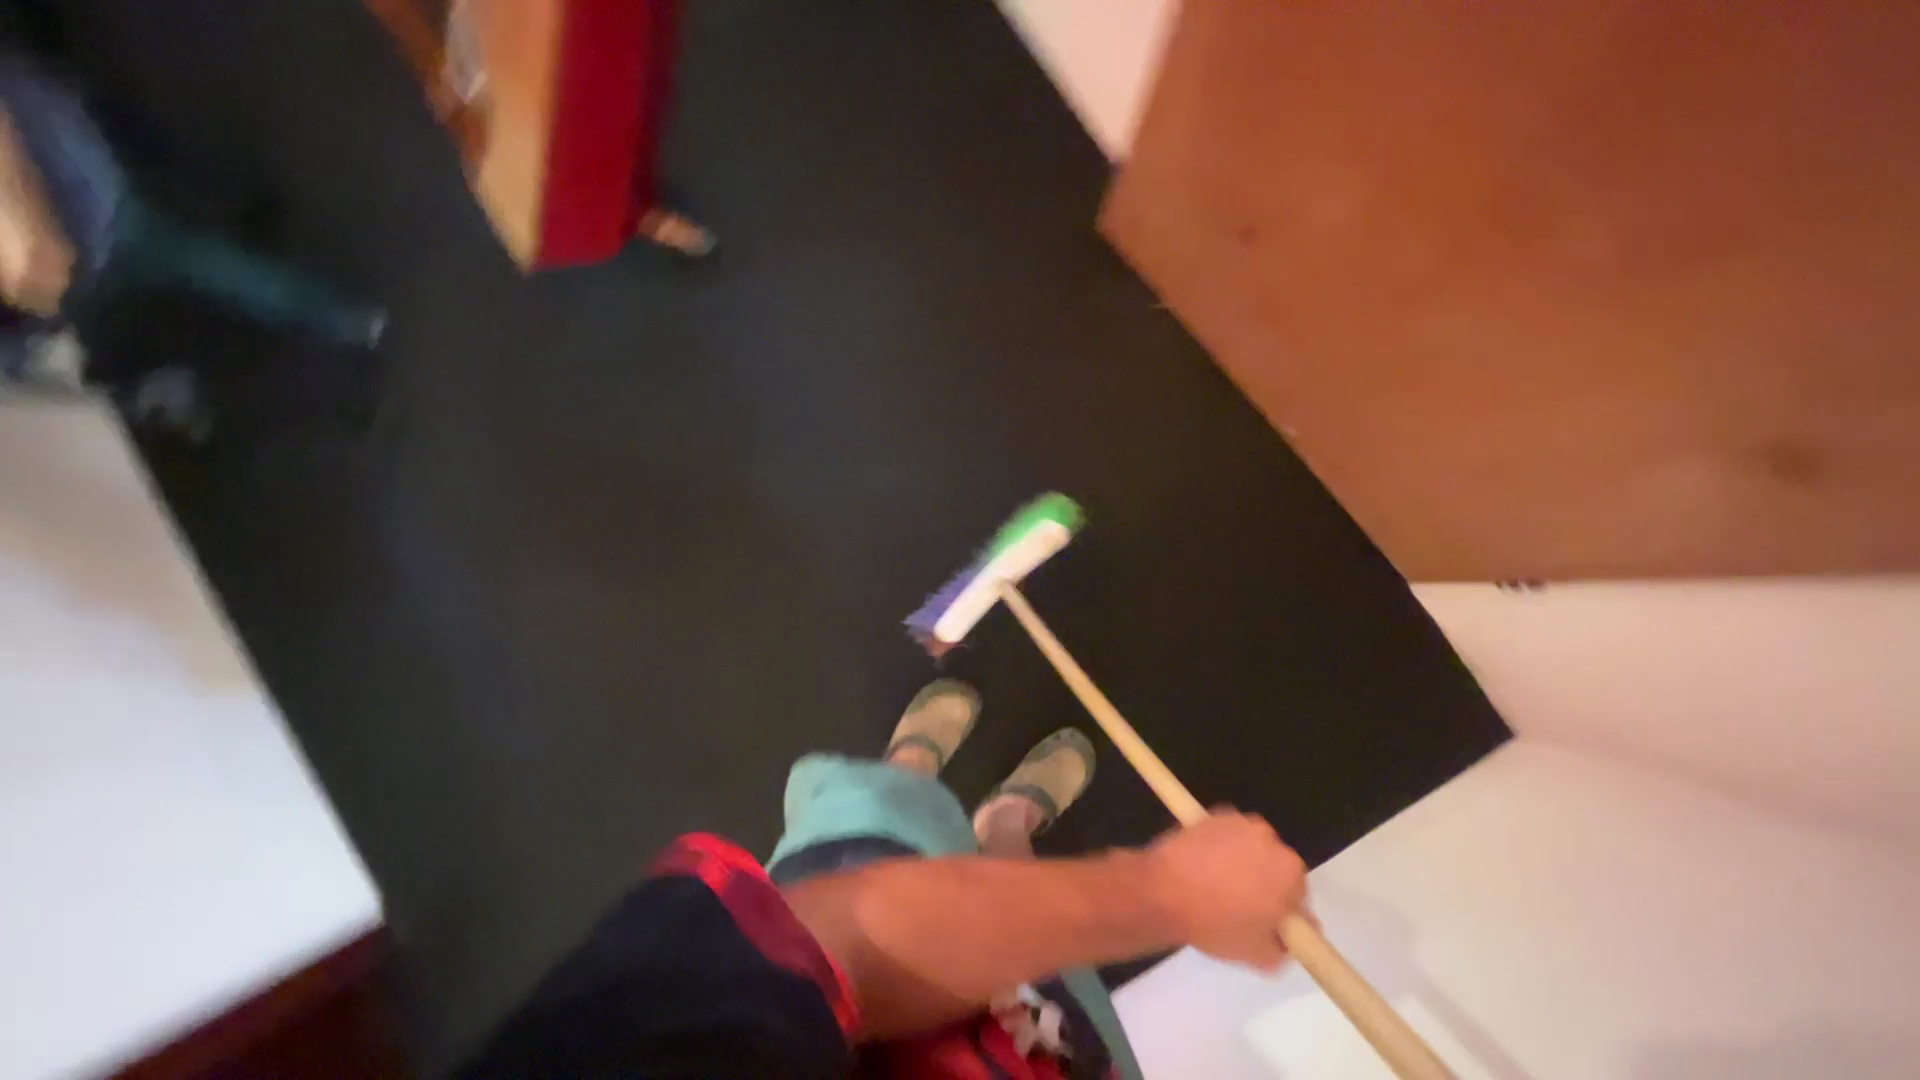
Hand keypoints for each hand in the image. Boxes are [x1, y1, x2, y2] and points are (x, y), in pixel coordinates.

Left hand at [1144, 809, 1308, 972]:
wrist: (1163, 891)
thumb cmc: (1216, 923)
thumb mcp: (1260, 955)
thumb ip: (1286, 948)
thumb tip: (1291, 938)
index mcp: (1290, 871)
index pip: (1297, 895)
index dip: (1282, 912)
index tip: (1262, 922)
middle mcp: (1269, 839)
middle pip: (1274, 866)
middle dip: (1262, 883)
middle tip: (1238, 905)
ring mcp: (1238, 822)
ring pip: (1249, 849)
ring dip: (1241, 863)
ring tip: (1215, 886)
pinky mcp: (1210, 815)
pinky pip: (1224, 836)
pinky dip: (1219, 847)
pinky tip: (1202, 867)